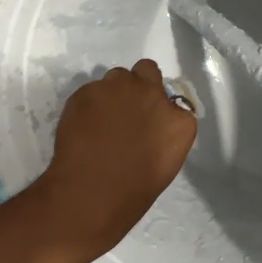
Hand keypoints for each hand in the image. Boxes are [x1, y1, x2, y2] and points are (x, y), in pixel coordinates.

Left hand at [41, 59, 197, 252]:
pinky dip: (89, 102)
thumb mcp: (165, 160)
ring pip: (117, 76)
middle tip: (125, 110)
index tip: (147, 122)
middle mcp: (152, 94)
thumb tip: (150, 122)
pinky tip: (83, 124)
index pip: (173, 100)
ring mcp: (118, 88)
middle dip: (138, 85)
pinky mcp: (88, 90)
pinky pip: (91, 89)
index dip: (157, 108)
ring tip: (101, 118)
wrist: (92, 191)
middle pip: (147, 72)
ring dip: (113, 91)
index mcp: (179, 119)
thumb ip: (163, 131)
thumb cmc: (133, 189)